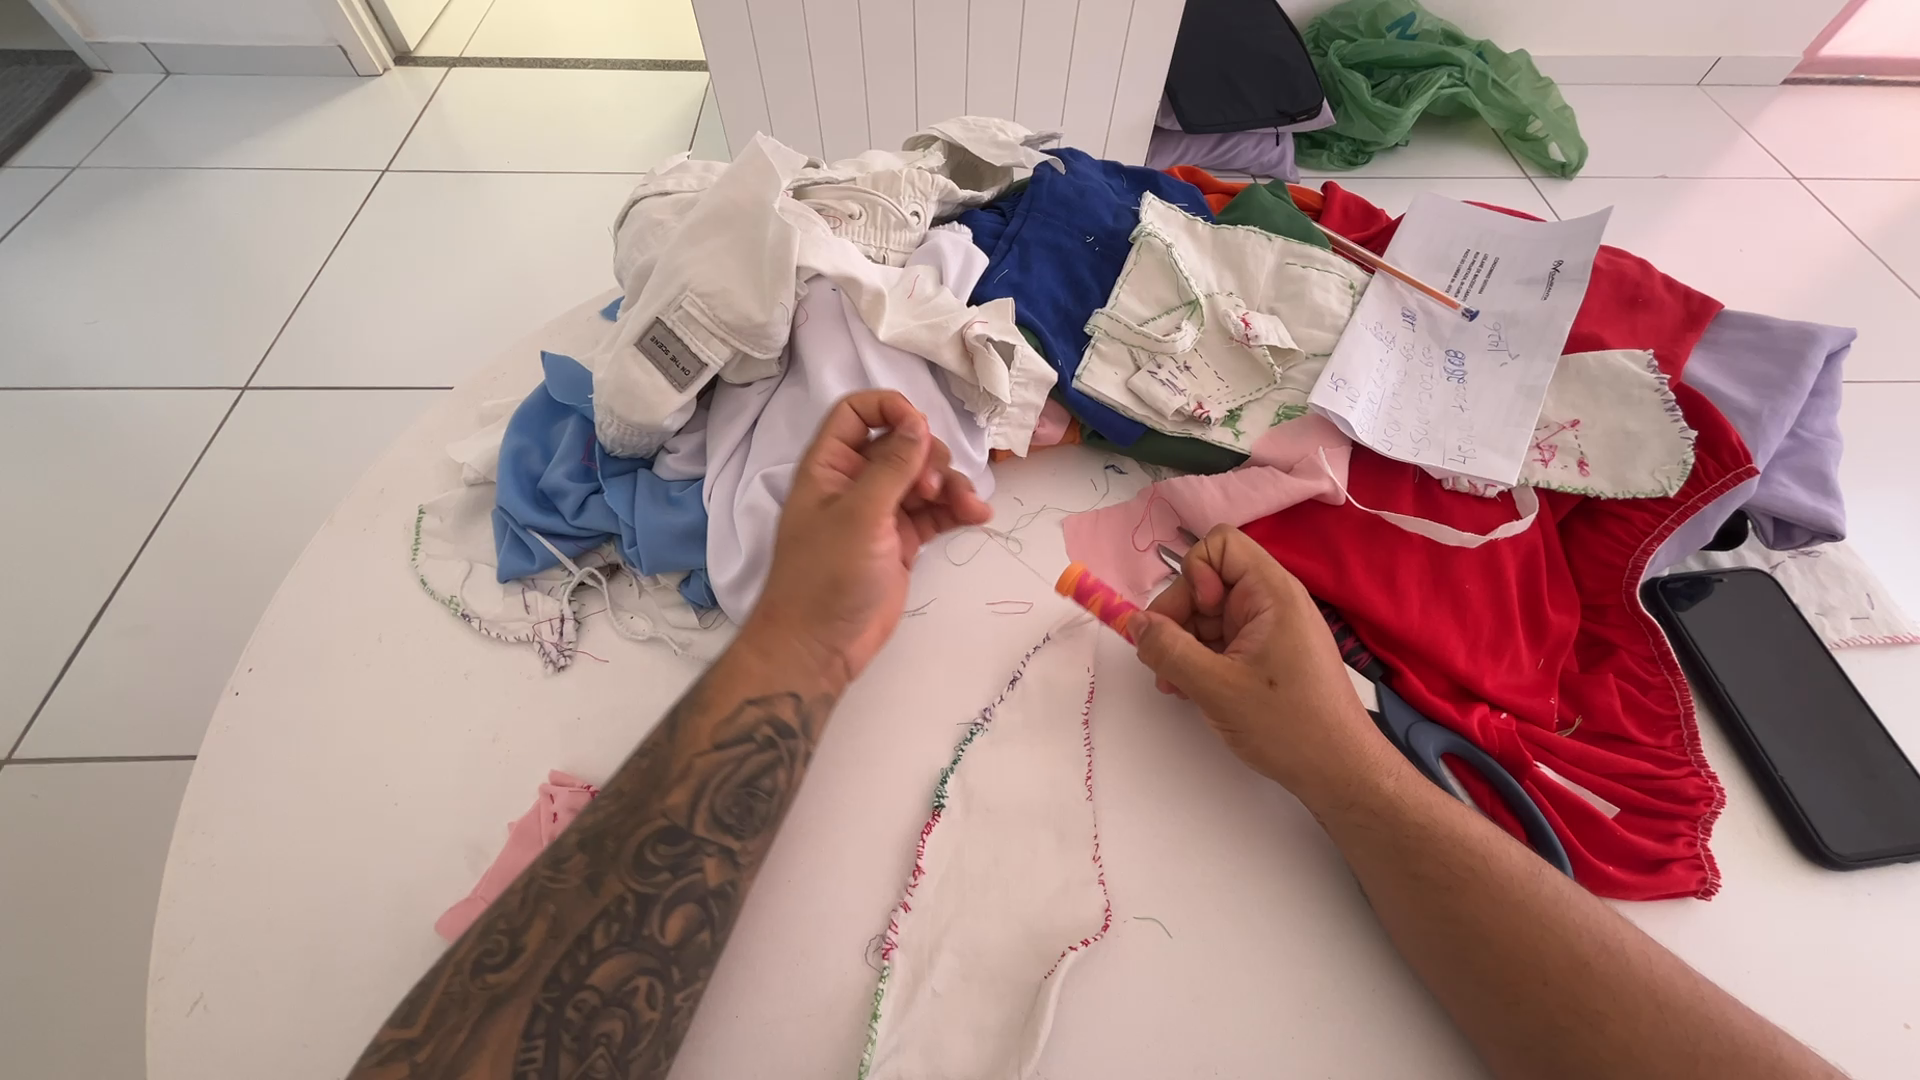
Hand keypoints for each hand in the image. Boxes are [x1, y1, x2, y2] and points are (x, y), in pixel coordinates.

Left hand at [743, 390, 992, 690]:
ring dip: (950, 486)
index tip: (919, 426)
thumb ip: (891, 465)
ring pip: (924, 479)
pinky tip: (978, 517)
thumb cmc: (826, 576)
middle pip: (901, 445)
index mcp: (830, 466)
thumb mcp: (859, 515)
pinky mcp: (902, 541)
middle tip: (930, 489)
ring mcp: (880, 513)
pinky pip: (934, 513)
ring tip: (969, 508)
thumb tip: (917, 421)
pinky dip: (956, 511)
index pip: (856, 413)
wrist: (821, 646)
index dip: (888, 409)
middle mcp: (855, 482)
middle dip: (928, 458)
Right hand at [1129, 525, 1397, 804]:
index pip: (1221, 544)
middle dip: (1177, 616)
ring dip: (1181, 643)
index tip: (1199, 616)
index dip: (1197, 573)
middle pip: (1205, 582)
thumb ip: (1168, 649)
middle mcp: (1270, 602)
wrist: (1339, 773)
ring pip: (1206, 614)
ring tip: (1173, 683)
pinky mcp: (1263, 654)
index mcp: (1271, 593)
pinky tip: (1188, 688)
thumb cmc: (1287, 725)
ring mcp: (1267, 629)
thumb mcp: (1216, 687)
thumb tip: (1135, 623)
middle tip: (1165, 659)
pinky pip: (1218, 639)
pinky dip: (1197, 658)